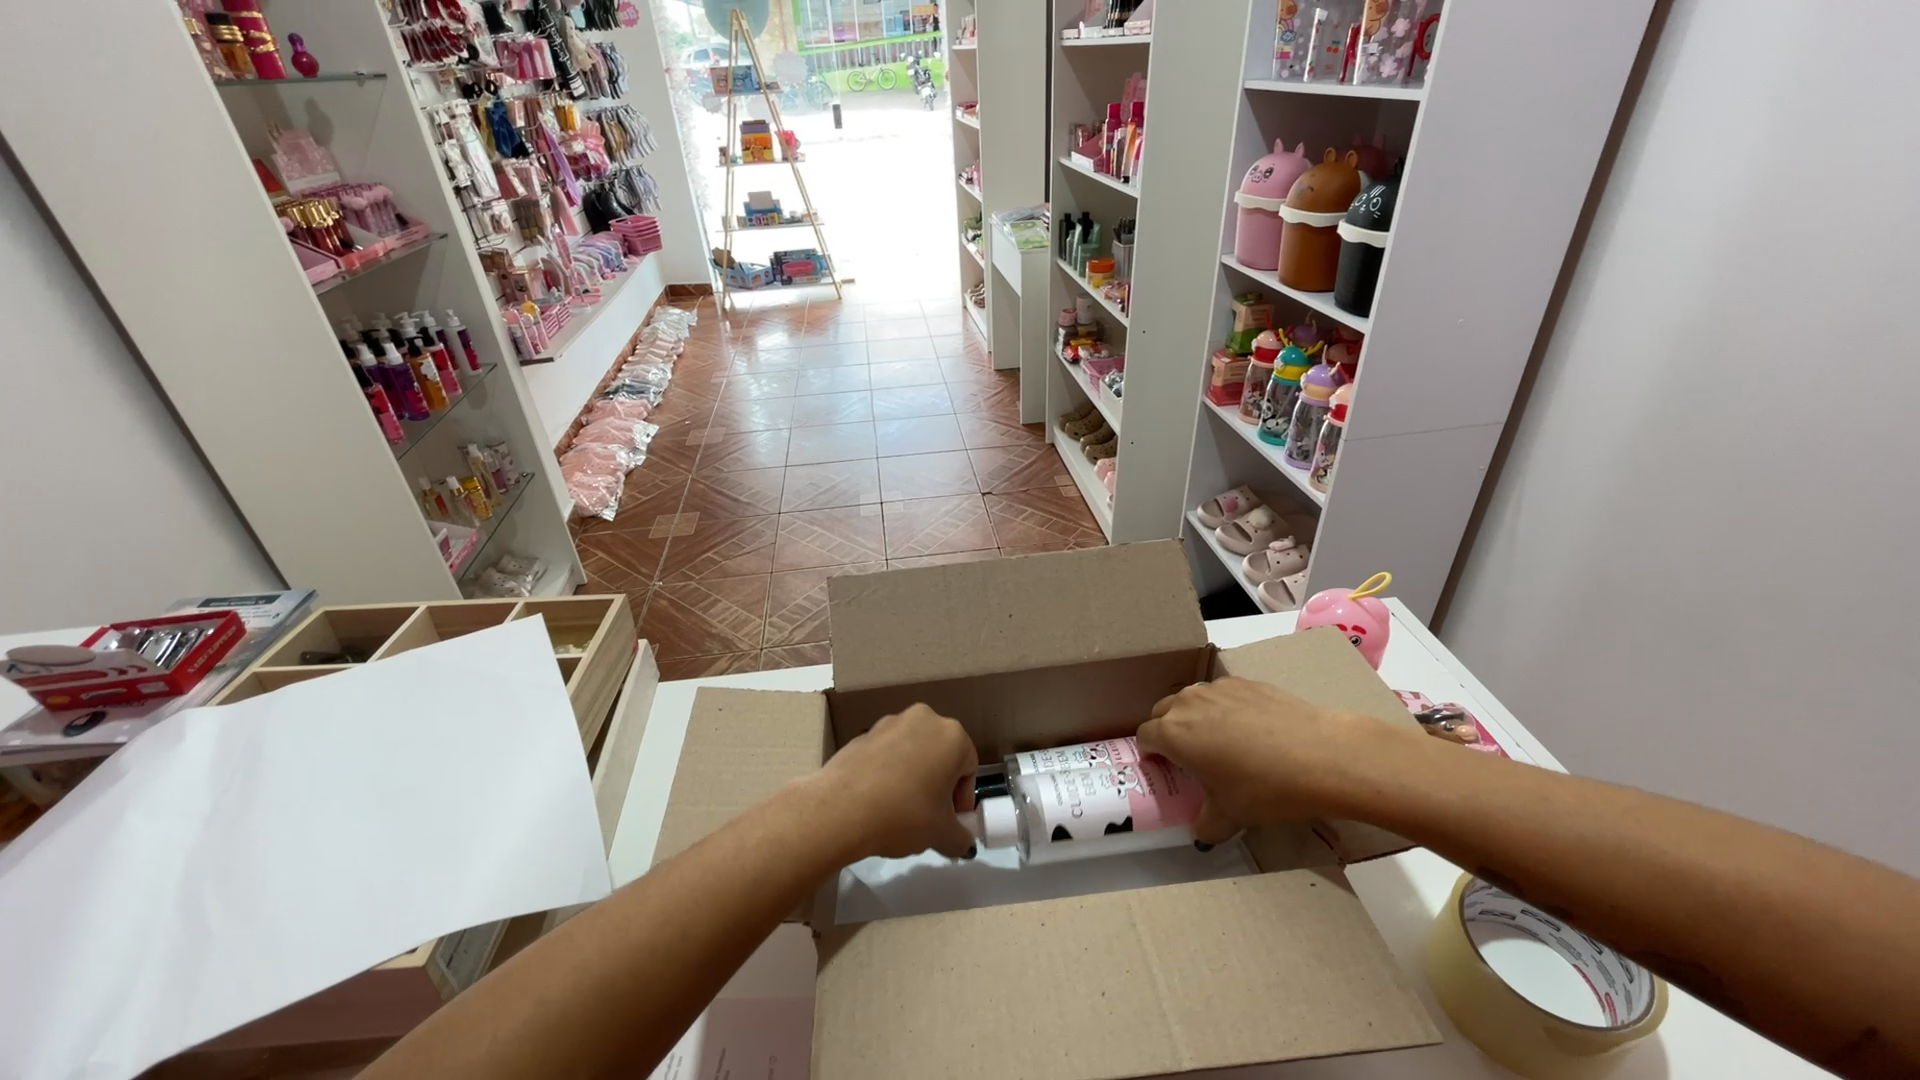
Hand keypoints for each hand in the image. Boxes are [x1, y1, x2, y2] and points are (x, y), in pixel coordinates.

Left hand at [815, 704, 979, 860]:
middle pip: (940, 756)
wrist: (840, 809)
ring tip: (899, 812)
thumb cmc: (904, 814)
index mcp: (952, 735)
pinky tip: (876, 802)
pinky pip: (884, 756)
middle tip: (928, 818)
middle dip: (938, 786)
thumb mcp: (942, 835)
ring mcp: (889, 723)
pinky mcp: (861, 735)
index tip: (950, 823)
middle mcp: (923, 719)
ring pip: (911, 753)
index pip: (969, 769)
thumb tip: (963, 843)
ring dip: (912, 778)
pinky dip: (886, 775)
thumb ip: (961, 838)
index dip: (962, 800)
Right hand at [1136, 678, 1416, 843]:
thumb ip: (1205, 826)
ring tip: (1220, 742)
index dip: (1151, 755)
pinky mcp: (1248, 682)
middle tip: (1189, 757)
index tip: (1165, 769)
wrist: (1322, 755)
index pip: (1144, 737)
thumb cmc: (1264, 788)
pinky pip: (1223, 695)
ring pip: (1193, 699)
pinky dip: (1226, 709)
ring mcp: (1219, 688)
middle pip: (1162, 711)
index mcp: (1172, 733)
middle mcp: (1188, 703)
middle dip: (1168, 731)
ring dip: (1195, 717)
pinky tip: (1252, 732)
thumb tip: (1200, 834)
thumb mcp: (1230, 816)